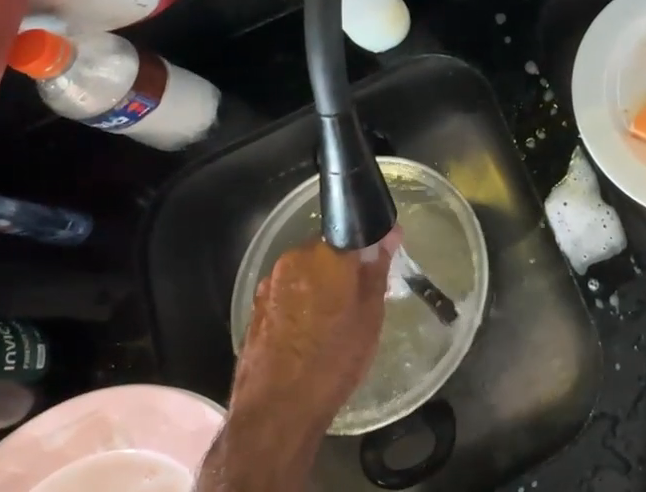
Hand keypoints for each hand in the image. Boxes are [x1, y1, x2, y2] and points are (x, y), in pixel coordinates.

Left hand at [231, 232, 397, 434]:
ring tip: (338, 321)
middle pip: (327, 252)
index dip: (370, 246)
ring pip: (306, 274)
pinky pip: (289, 295)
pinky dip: (303, 305)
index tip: (382, 262)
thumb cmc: (334, 359)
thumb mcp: (369, 314)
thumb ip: (377, 268)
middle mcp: (291, 261)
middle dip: (344, 267)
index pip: (353, 231)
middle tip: (363, 297)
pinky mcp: (255, 312)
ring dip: (322, 287)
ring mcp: (268, 287)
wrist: (276, 413)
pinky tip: (313, 335)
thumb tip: (389, 232)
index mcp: (323, 253)